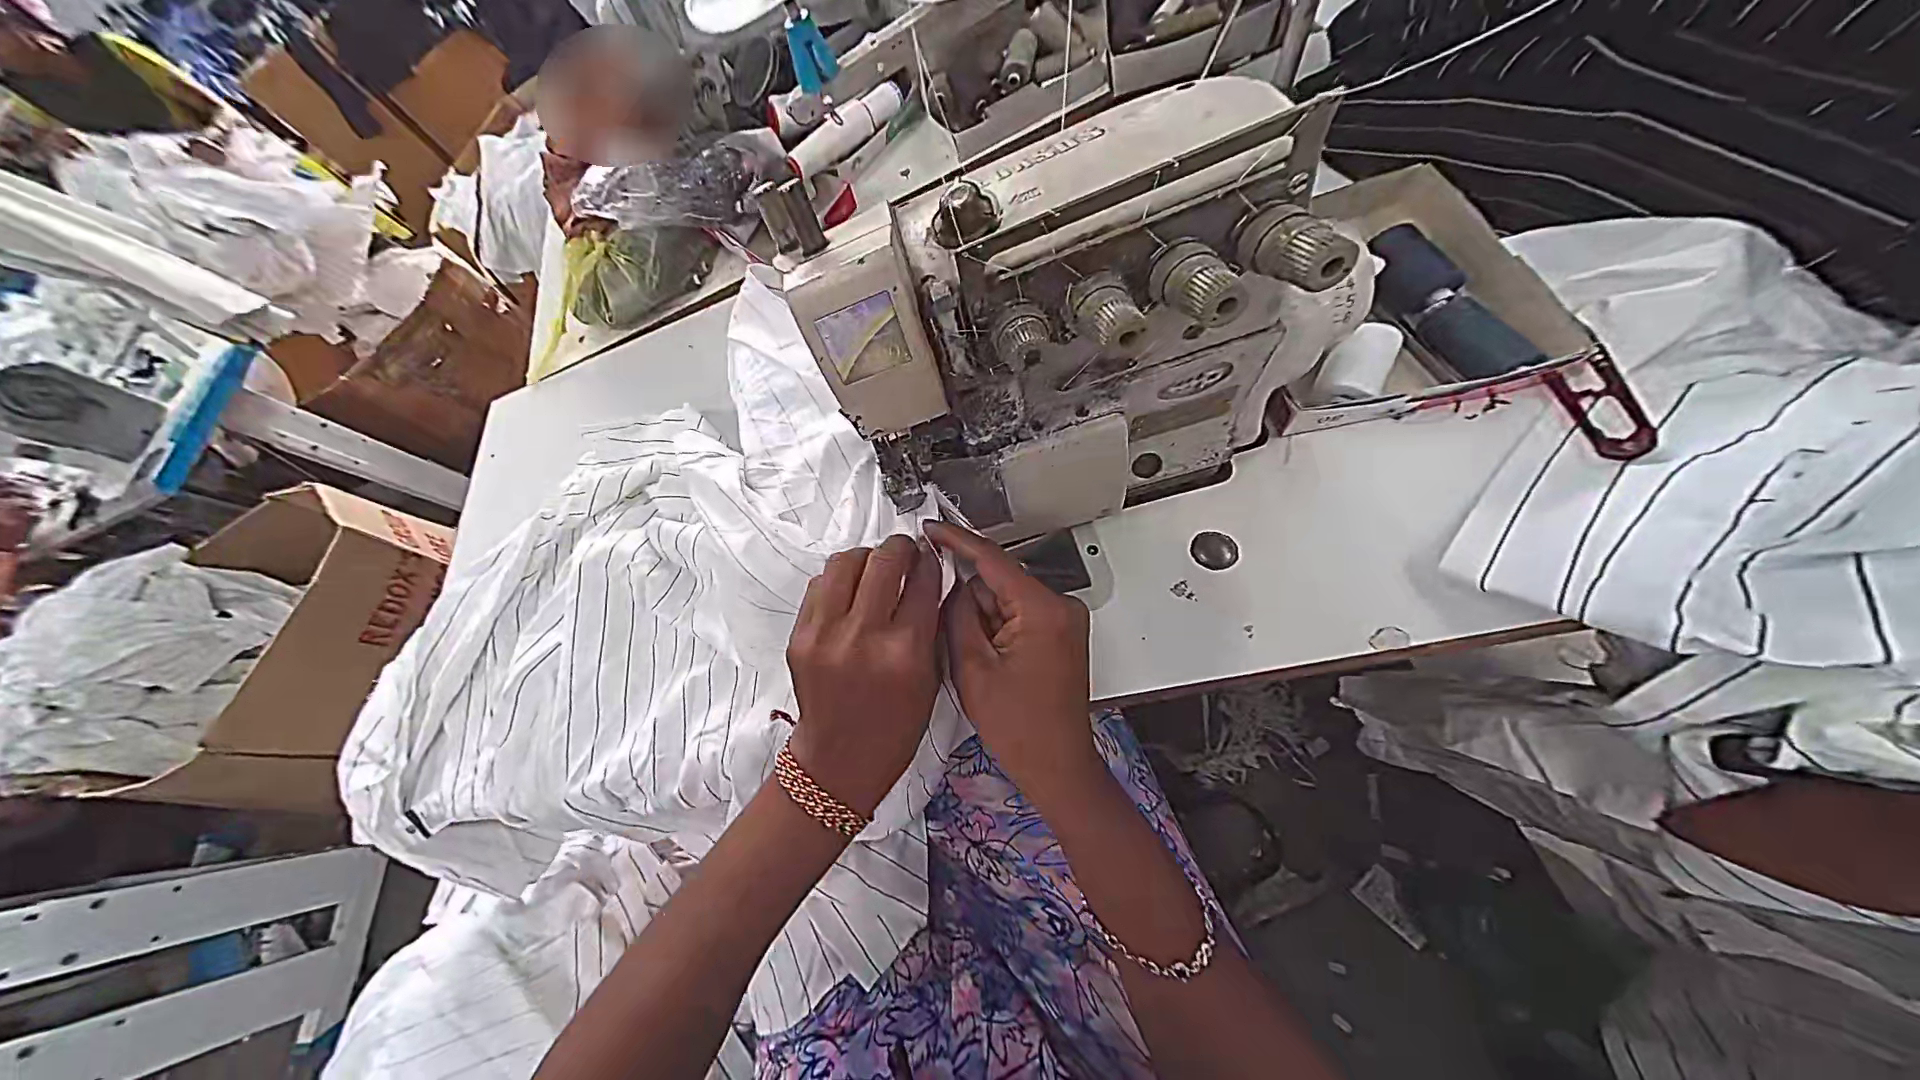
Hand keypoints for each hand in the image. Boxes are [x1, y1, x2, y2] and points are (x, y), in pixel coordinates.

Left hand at [785, 535, 942, 816]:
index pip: (923, 580)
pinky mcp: (799, 637)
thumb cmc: (894, 727)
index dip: (930, 561)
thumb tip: (930, 577)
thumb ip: (931, 624)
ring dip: (867, 557)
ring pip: (846, 561)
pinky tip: (851, 592)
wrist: (841, 759)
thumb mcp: (930, 677)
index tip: (930, 557)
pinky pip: (820, 585)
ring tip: (876, 568)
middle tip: (906, 551)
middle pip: (885, 560)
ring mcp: (825, 635)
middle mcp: (863, 637)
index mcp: (905, 652)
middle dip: (901, 547)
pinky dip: (839, 580)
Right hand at [925, 521, 1104, 808]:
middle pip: (999, 582)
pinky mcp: (1061, 633)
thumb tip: (951, 583)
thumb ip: (957, 615)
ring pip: (1007, 600)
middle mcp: (1061, 607)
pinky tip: (991, 661)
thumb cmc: (1021, 728)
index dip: (957, 541)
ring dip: (984, 620)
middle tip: (957, 640)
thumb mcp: (972, 668)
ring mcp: (1064, 620)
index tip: (932, 529)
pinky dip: (998, 628)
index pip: (993, 559)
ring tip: (979, 662)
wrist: (1057, 764)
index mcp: (1042, 610)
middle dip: (970, 602)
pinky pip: (1019, 614)